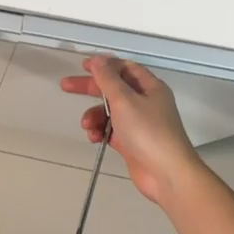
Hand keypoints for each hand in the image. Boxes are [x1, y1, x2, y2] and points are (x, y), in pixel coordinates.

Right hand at [60, 55, 200, 204]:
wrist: (166, 173)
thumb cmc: (147, 131)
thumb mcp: (124, 100)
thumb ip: (108, 78)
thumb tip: (98, 60)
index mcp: (149, 87)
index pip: (124, 68)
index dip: (104, 65)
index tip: (83, 66)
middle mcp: (145, 102)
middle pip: (113, 89)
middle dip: (90, 89)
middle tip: (67, 86)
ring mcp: (138, 123)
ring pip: (109, 111)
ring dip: (94, 116)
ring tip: (88, 126)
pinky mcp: (131, 142)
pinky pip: (110, 130)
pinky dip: (100, 131)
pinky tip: (95, 138)